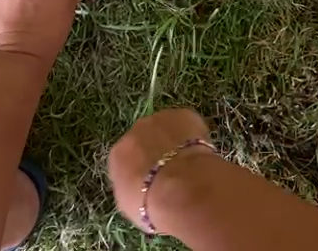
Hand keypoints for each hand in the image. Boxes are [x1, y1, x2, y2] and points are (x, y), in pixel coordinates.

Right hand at [108, 108, 216, 230]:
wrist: (180, 187)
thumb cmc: (151, 203)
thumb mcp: (129, 204)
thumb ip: (130, 186)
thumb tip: (138, 183)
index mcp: (119, 153)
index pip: (127, 158)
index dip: (140, 168)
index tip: (150, 181)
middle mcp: (136, 129)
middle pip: (146, 138)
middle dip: (156, 150)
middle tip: (169, 171)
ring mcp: (161, 118)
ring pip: (167, 128)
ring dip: (174, 141)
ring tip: (186, 163)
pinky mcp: (184, 114)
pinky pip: (187, 124)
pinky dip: (193, 136)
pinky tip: (198, 154)